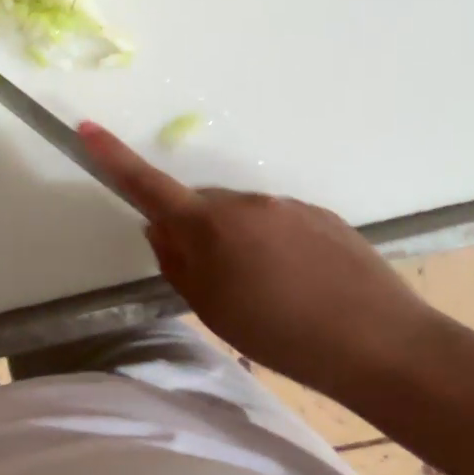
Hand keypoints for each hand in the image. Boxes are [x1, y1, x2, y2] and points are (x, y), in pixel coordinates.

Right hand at [78, 122, 439, 392]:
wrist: (386, 347)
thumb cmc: (282, 335)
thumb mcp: (211, 308)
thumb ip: (176, 263)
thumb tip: (160, 229)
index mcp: (208, 225)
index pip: (147, 184)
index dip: (112, 156)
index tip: (87, 127)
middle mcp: (244, 202)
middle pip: (200, 205)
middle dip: (197, 229)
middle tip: (218, 280)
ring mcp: (287, 205)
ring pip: (242, 215)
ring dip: (241, 241)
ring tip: (270, 291)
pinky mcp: (323, 216)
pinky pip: (280, 222)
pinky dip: (276, 246)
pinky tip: (300, 285)